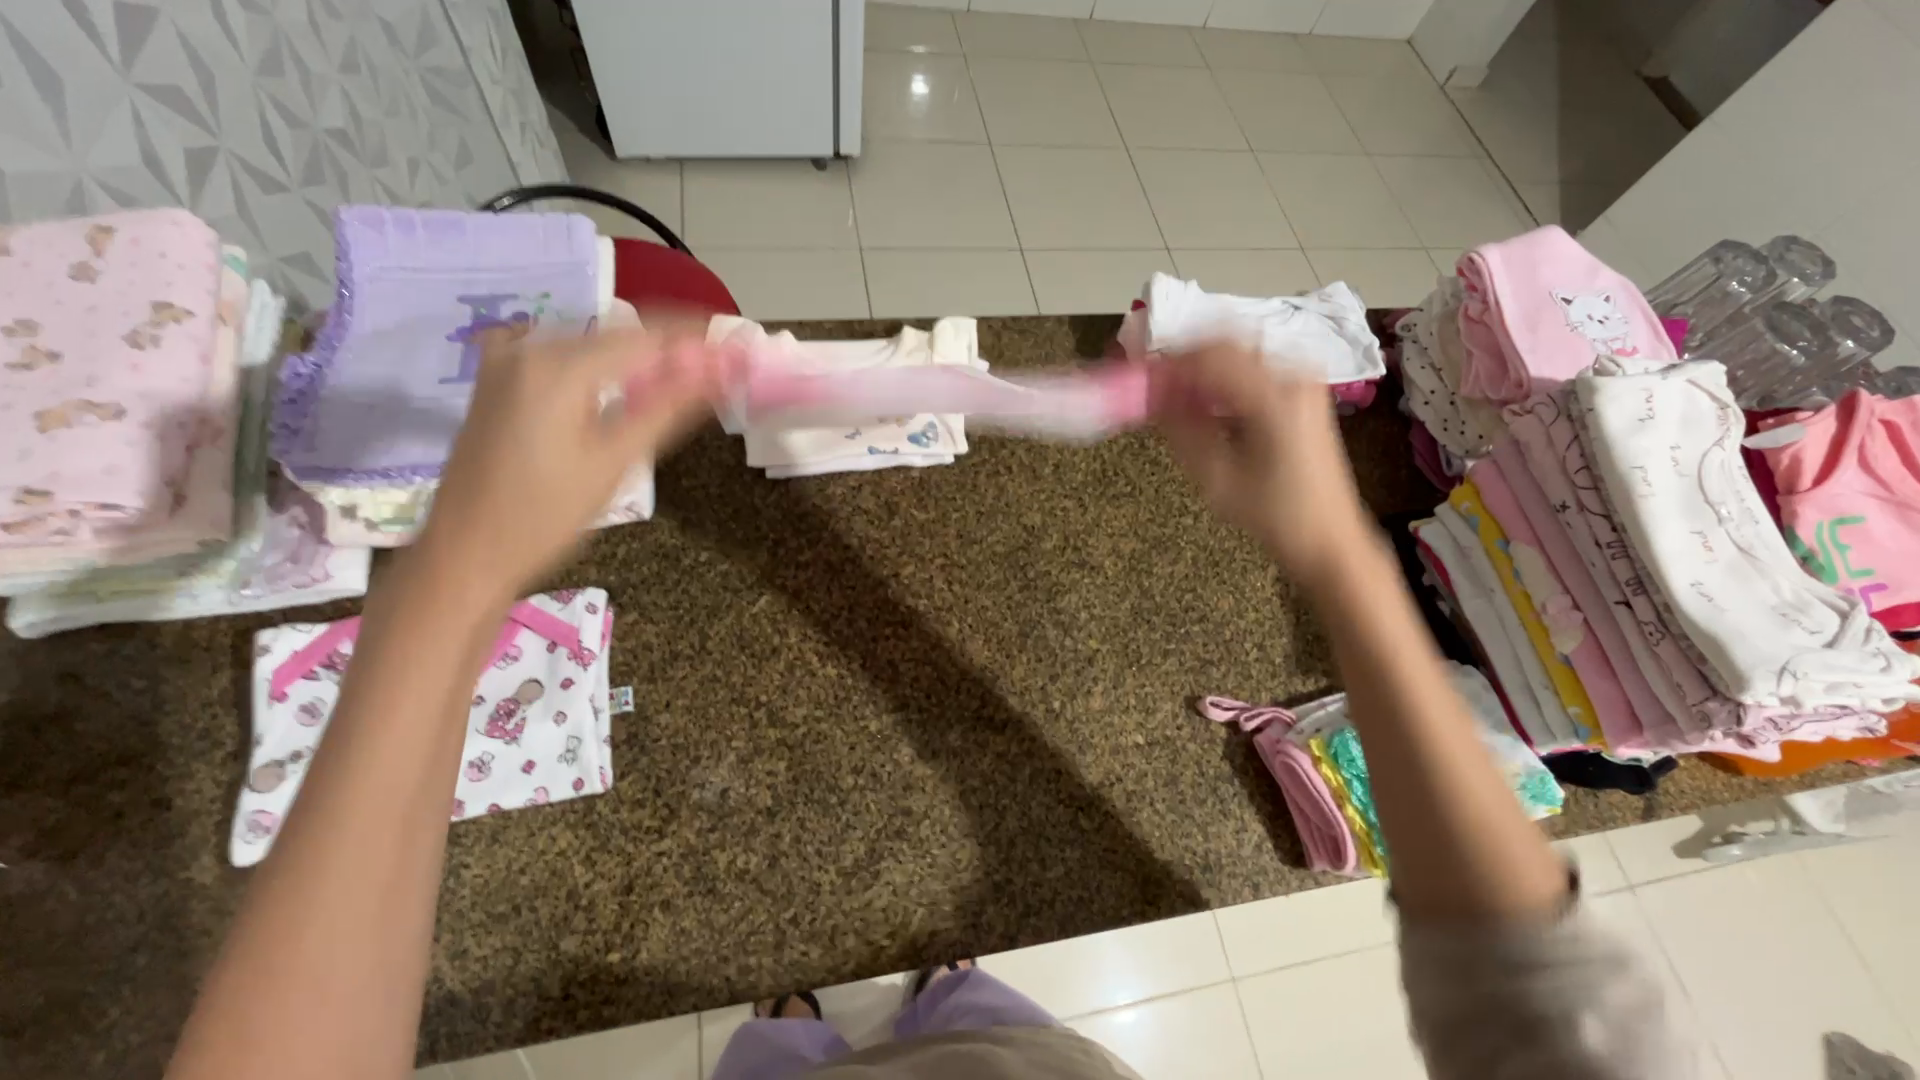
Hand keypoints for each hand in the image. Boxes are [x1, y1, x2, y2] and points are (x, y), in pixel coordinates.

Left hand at [412, 321, 714, 599]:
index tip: (737, 346)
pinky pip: (564, 357)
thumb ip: (668, 406)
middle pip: (619, 335)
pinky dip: (601, 368)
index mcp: (559, 365)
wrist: (465, 553)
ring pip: (593, 345)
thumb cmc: (544, 516)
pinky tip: (623, 390)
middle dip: (671, 350)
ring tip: (683, 384)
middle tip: (716, 372)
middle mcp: (529, 347)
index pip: (646, 335)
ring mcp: (507, 361)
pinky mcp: (498, 380)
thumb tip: (717, 369)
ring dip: (639, 360)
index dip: (696, 338)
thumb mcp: (615, 460)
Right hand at [1152, 343, 1373, 579]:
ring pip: (1237, 351)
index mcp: (1275, 396)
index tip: (1133, 377)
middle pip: (1224, 343)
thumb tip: (1148, 394)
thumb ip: (1180, 427)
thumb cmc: (1275, 515)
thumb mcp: (1217, 477)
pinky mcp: (1301, 392)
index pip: (1209, 356)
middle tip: (1148, 384)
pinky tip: (1202, 403)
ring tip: (1170, 397)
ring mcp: (1302, 381)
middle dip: (1181, 359)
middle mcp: (1293, 375)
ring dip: (1200, 367)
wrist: (1330, 536)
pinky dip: (1221, 377)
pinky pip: (1252, 367)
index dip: (1167, 364)